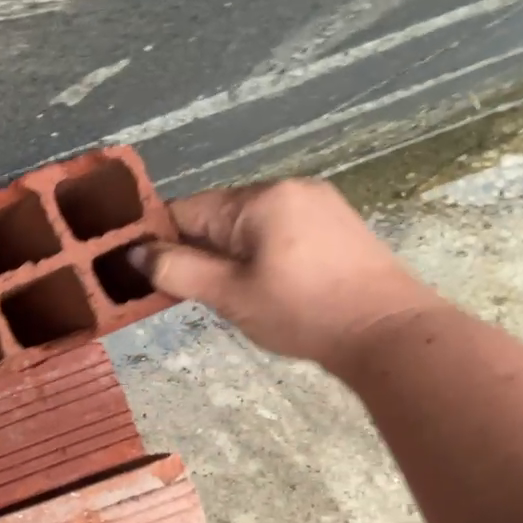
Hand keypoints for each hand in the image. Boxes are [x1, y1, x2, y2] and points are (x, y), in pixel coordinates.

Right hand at [136, 179, 443, 371]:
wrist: (389, 332)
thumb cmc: (302, 311)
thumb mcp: (226, 294)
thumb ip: (175, 269)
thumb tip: (133, 253)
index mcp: (260, 199)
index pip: (184, 210)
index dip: (157, 240)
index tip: (142, 272)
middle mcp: (288, 189)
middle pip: (214, 215)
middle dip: (192, 249)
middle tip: (181, 291)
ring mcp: (316, 203)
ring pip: (242, 225)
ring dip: (221, 254)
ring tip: (219, 292)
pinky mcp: (332, 224)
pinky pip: (272, 231)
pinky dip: (251, 254)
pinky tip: (254, 285)